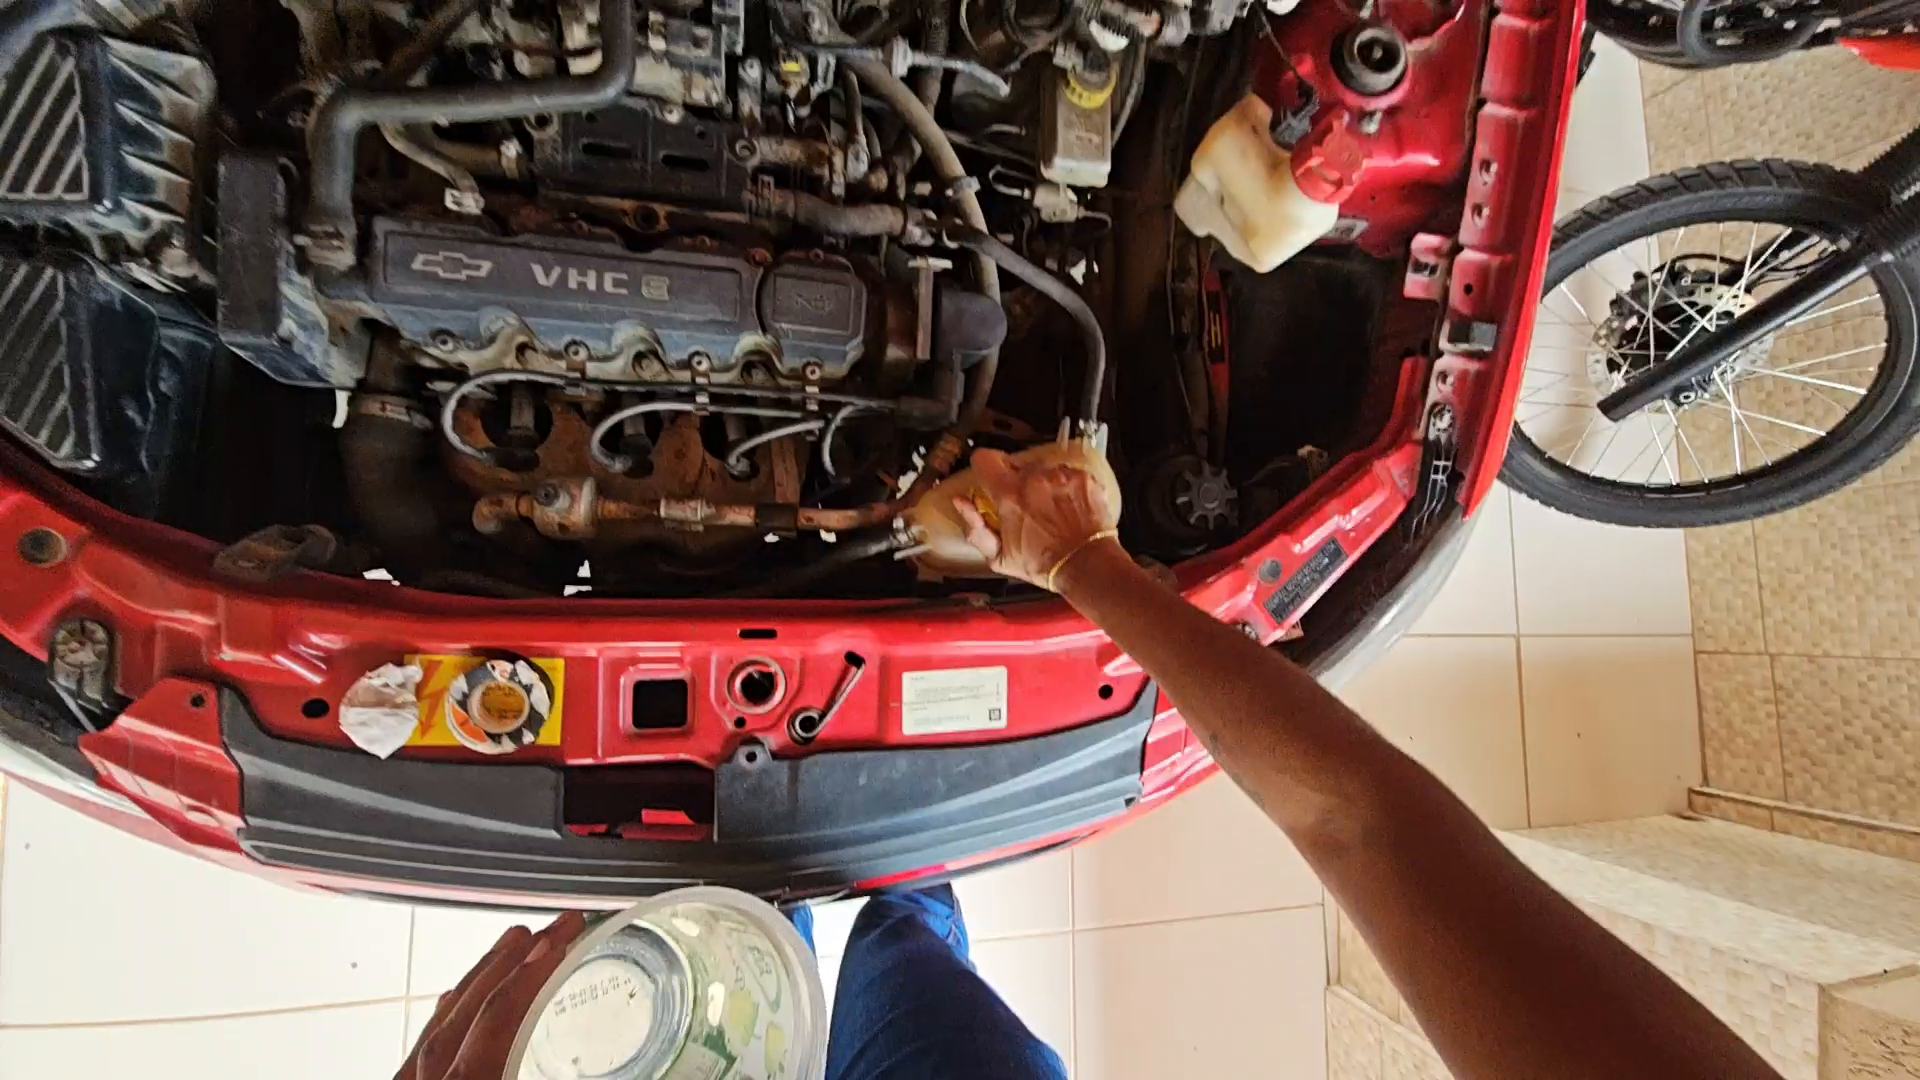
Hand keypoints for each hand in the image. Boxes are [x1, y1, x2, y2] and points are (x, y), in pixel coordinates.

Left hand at [397, 912, 588, 1079]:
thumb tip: (617, 1078)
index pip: (498, 1018)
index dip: (532, 971)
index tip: (564, 937)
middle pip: (466, 1009)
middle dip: (512, 958)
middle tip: (555, 927)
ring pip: (440, 1023)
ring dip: (483, 976)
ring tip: (518, 941)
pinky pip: (418, 1047)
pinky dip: (448, 1012)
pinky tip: (461, 998)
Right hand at [951, 448, 1120, 589]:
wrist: (1087, 565)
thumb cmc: (1044, 564)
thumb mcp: (999, 556)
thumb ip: (975, 527)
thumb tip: (961, 503)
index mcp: (1009, 495)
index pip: (984, 459)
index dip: (984, 469)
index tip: (990, 479)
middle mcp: (1035, 479)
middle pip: (1016, 466)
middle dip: (1017, 483)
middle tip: (1025, 508)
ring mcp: (1061, 476)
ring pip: (1043, 470)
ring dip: (1043, 485)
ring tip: (1050, 511)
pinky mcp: (1082, 477)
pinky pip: (1066, 474)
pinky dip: (1065, 488)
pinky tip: (1067, 509)